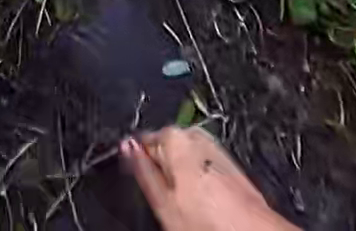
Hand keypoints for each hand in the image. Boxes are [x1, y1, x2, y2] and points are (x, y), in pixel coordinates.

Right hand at [119, 127, 297, 230]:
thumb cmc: (208, 224)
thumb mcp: (164, 204)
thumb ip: (141, 170)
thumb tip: (125, 145)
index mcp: (173, 135)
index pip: (142, 142)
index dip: (141, 166)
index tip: (149, 189)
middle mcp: (194, 134)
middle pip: (165, 150)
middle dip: (165, 173)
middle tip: (171, 205)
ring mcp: (214, 147)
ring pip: (185, 161)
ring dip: (184, 180)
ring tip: (192, 211)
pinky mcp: (229, 164)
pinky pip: (204, 169)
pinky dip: (202, 184)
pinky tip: (208, 209)